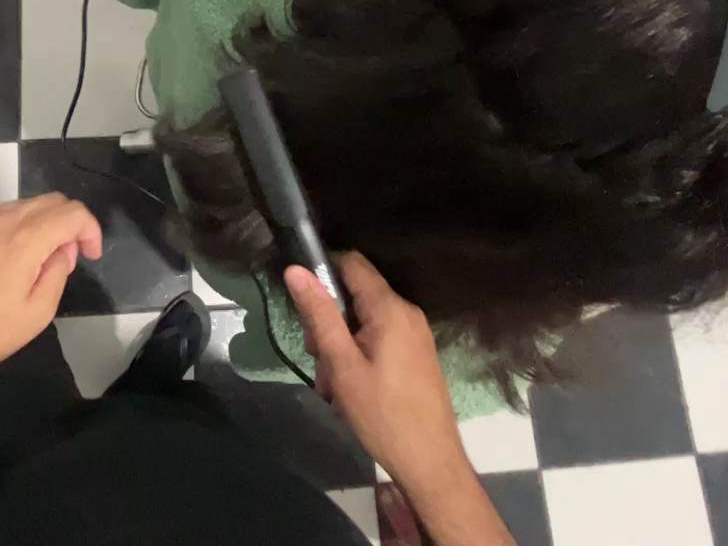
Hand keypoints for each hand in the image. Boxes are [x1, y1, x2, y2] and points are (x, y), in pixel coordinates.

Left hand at [0, 194, 103, 386]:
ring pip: (27, 204)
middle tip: (69, 257)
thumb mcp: (38, 313)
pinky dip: (20, 226)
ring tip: (42, 259)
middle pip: (52, 200)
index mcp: (25, 239)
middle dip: (70, 223)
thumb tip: (61, 251)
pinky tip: (14, 259)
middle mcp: (2, 220)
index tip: (90, 256)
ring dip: (45, 222)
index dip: (91, 231)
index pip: (73, 213)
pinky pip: (3, 216)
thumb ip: (58, 272)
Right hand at [285, 253, 467, 491]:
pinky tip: (351, 387)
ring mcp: (415, 334)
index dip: (322, 271)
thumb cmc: (382, 414)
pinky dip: (359, 352)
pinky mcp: (418, 354)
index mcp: (389, 308)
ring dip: (341, 343)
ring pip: (365, 320)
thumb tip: (295, 270)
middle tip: (317, 358)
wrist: (431, 465)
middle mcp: (406, 312)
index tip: (303, 301)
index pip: (351, 262)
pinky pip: (380, 337)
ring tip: (333, 383)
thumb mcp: (341, 364)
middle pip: (355, 294)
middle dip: (328, 320)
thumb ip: (319, 314)